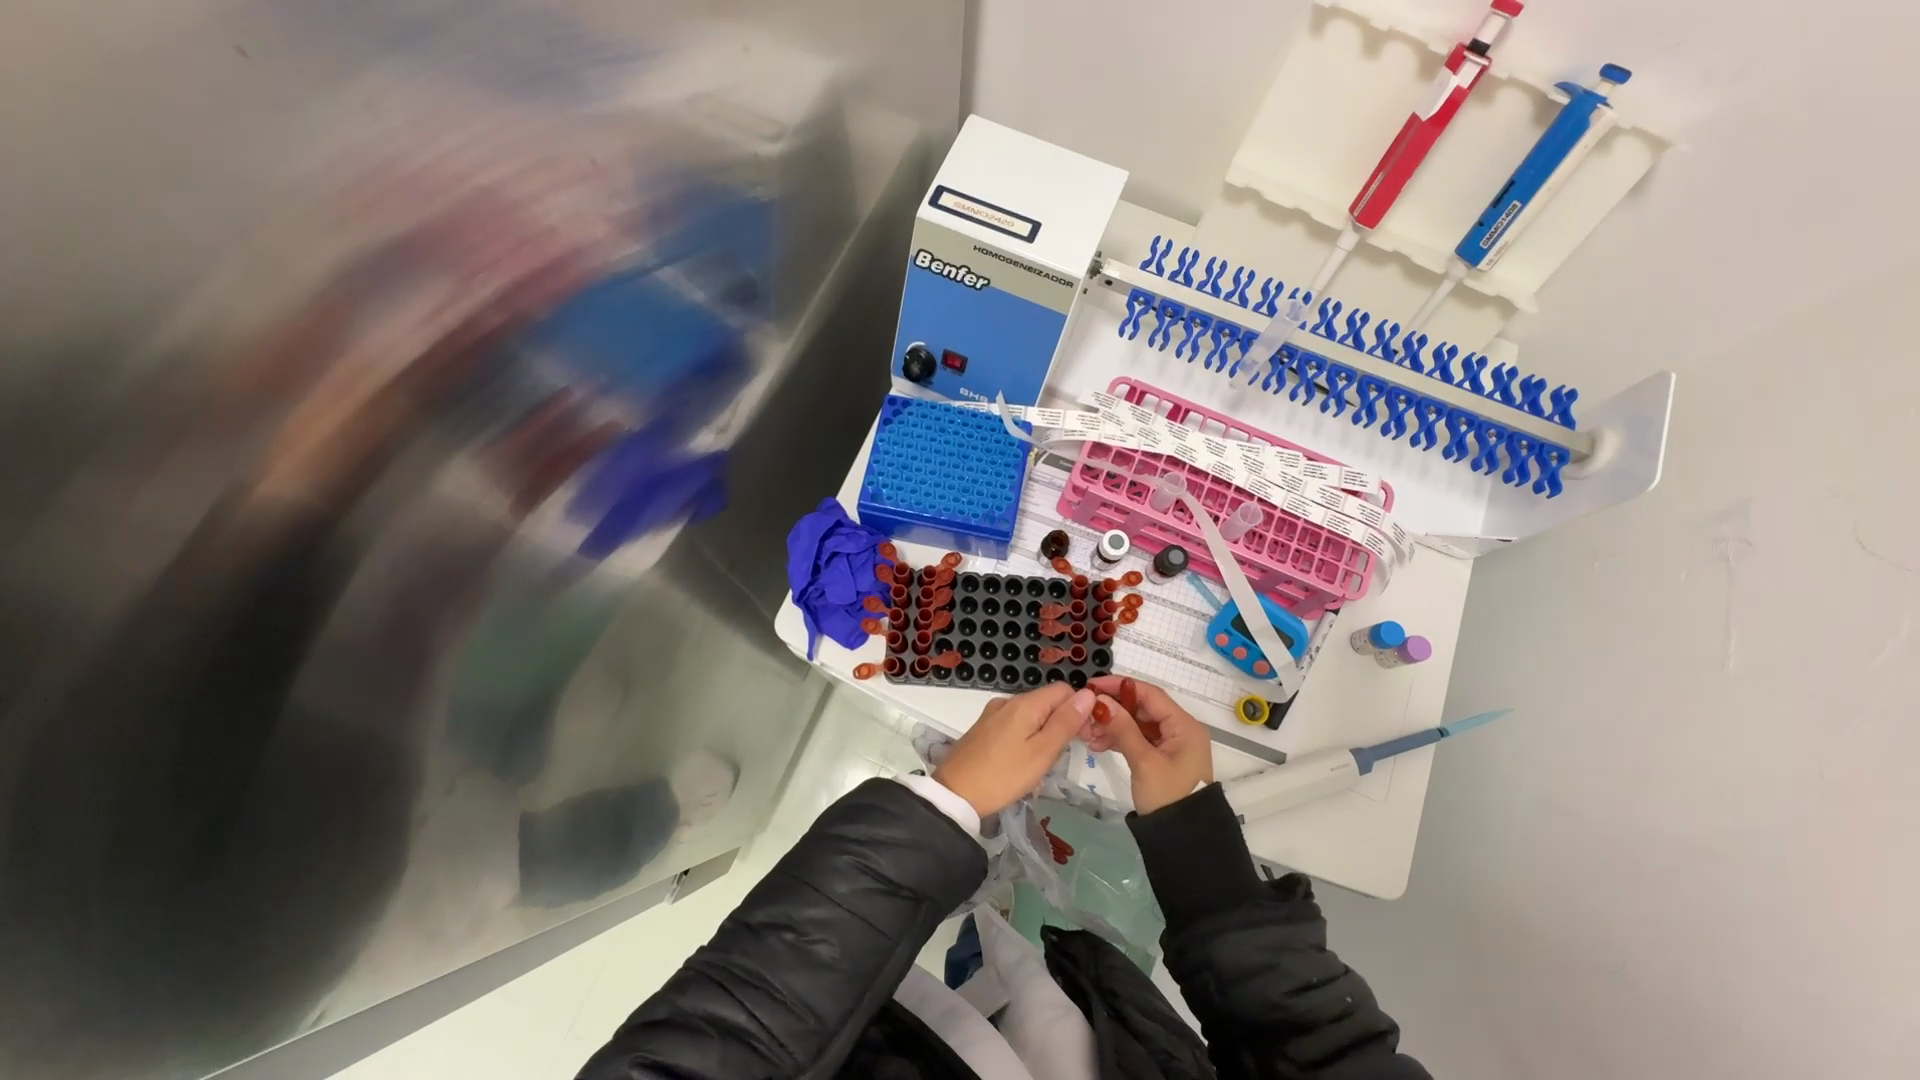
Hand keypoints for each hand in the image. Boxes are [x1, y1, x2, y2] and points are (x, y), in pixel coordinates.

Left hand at [935, 684, 1094, 816]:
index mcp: (1025, 703)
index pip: (1064, 690)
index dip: (1080, 710)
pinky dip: (1026, 740)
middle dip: (1061, 724)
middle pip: (1047, 702)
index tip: (1083, 738)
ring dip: (1044, 735)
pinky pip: (1015, 726)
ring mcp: (992, 715)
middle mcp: (1008, 702)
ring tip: (1041, 764)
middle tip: (1060, 757)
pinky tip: (1021, 763)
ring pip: (1032, 716)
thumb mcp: (1042, 752)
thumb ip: (1066, 722)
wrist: (954, 794)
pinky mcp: (983, 730)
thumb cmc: (1003, 775)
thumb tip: (1088, 693)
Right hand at [1081, 676, 1212, 813]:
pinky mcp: (1163, 757)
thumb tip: (1102, 701)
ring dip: (1114, 725)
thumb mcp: (1143, 761)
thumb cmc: (1167, 796)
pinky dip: (1120, 739)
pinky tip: (1098, 744)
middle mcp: (1180, 729)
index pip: (1150, 694)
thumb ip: (1123, 728)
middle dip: (1114, 709)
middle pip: (1143, 708)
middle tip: (1087, 712)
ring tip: (1089, 733)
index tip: (1093, 685)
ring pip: (1138, 724)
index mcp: (1184, 725)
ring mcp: (1172, 744)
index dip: (1120, 686)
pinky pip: (1139, 739)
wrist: (1184, 839)